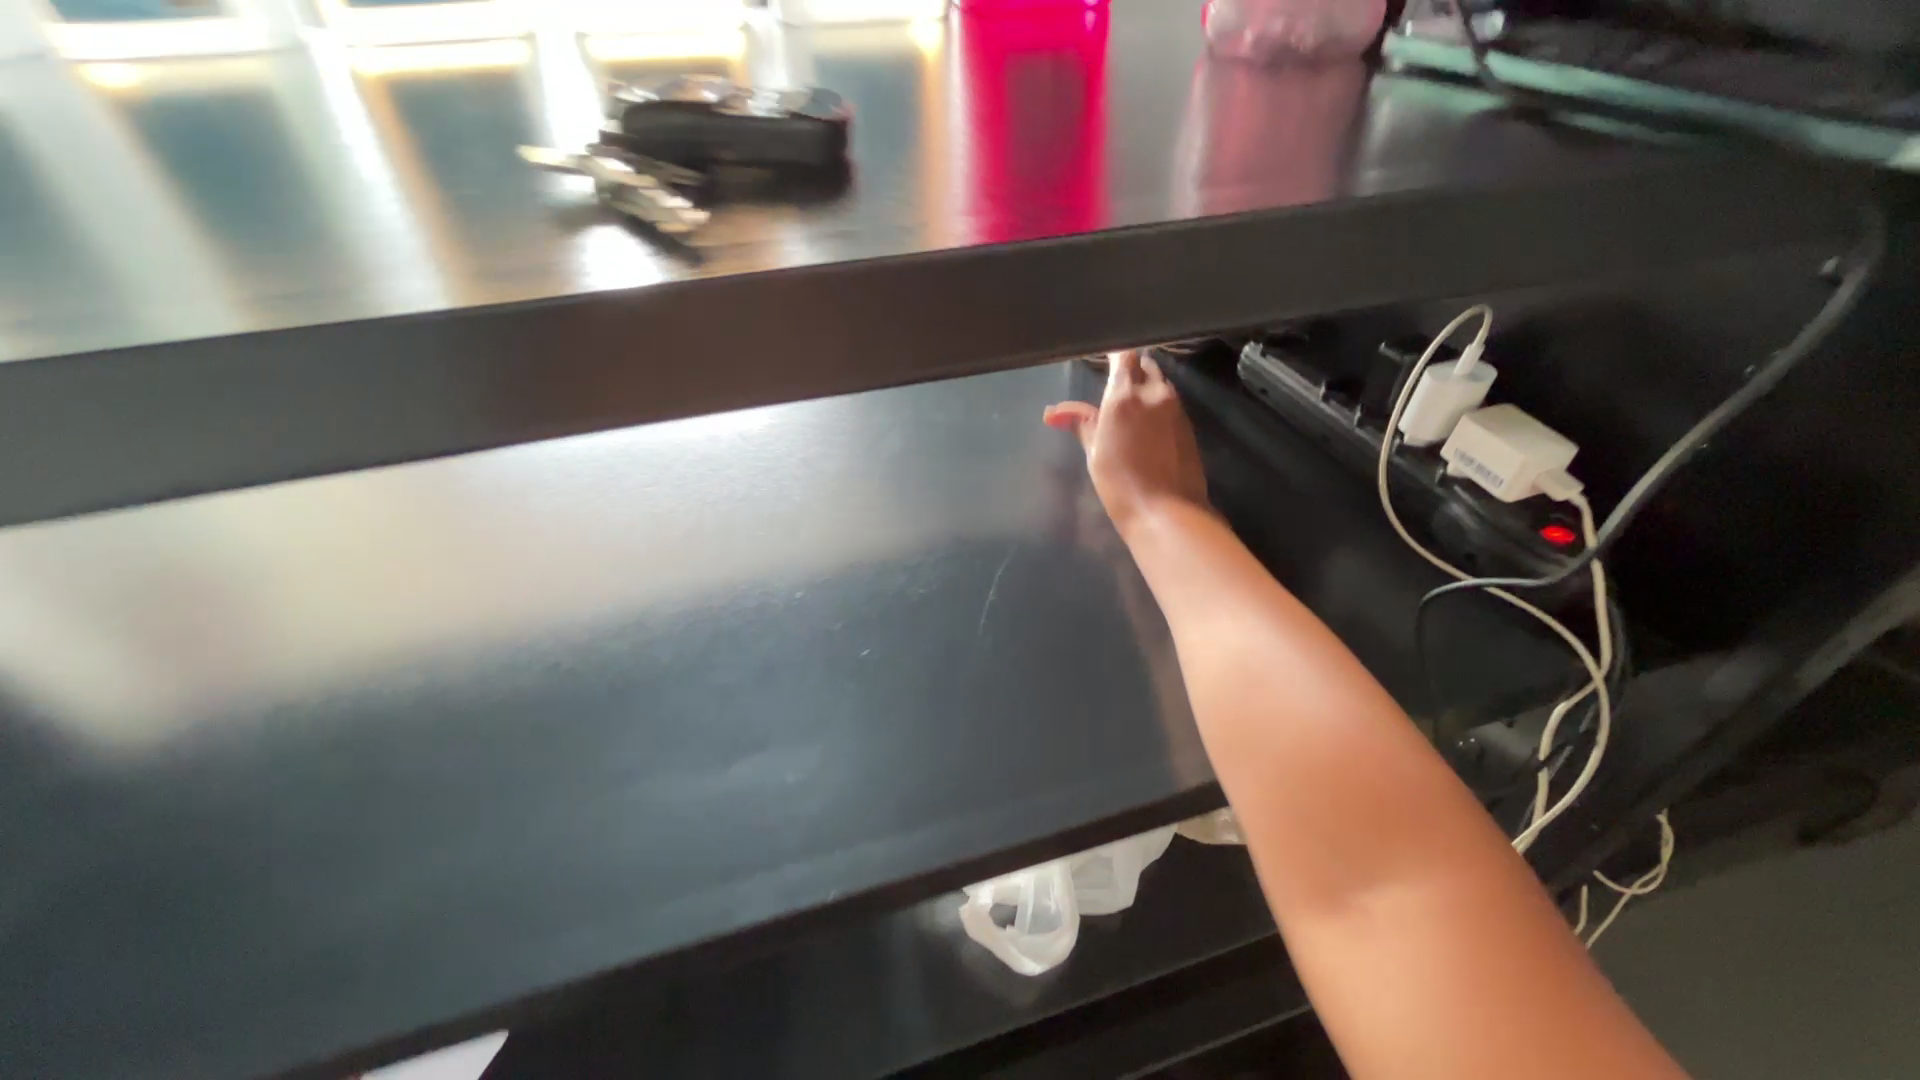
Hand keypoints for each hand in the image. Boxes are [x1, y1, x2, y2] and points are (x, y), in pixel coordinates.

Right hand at [1044, 350, 1210, 534]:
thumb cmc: (1121, 485)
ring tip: (1129, 403)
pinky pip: (1170, 402)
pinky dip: (1157, 403)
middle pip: (1145, 364)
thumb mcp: (1095, 453)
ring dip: (1145, 385)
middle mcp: (1155, 393)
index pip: (1124, 355)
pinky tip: (1146, 424)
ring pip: (1160, 382)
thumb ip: (1081, 423)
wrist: (1167, 512)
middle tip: (1114, 382)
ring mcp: (1176, 408)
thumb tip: (1053, 412)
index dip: (1114, 353)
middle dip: (1131, 368)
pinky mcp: (1188, 425)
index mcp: (1125, 396)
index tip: (1103, 357)